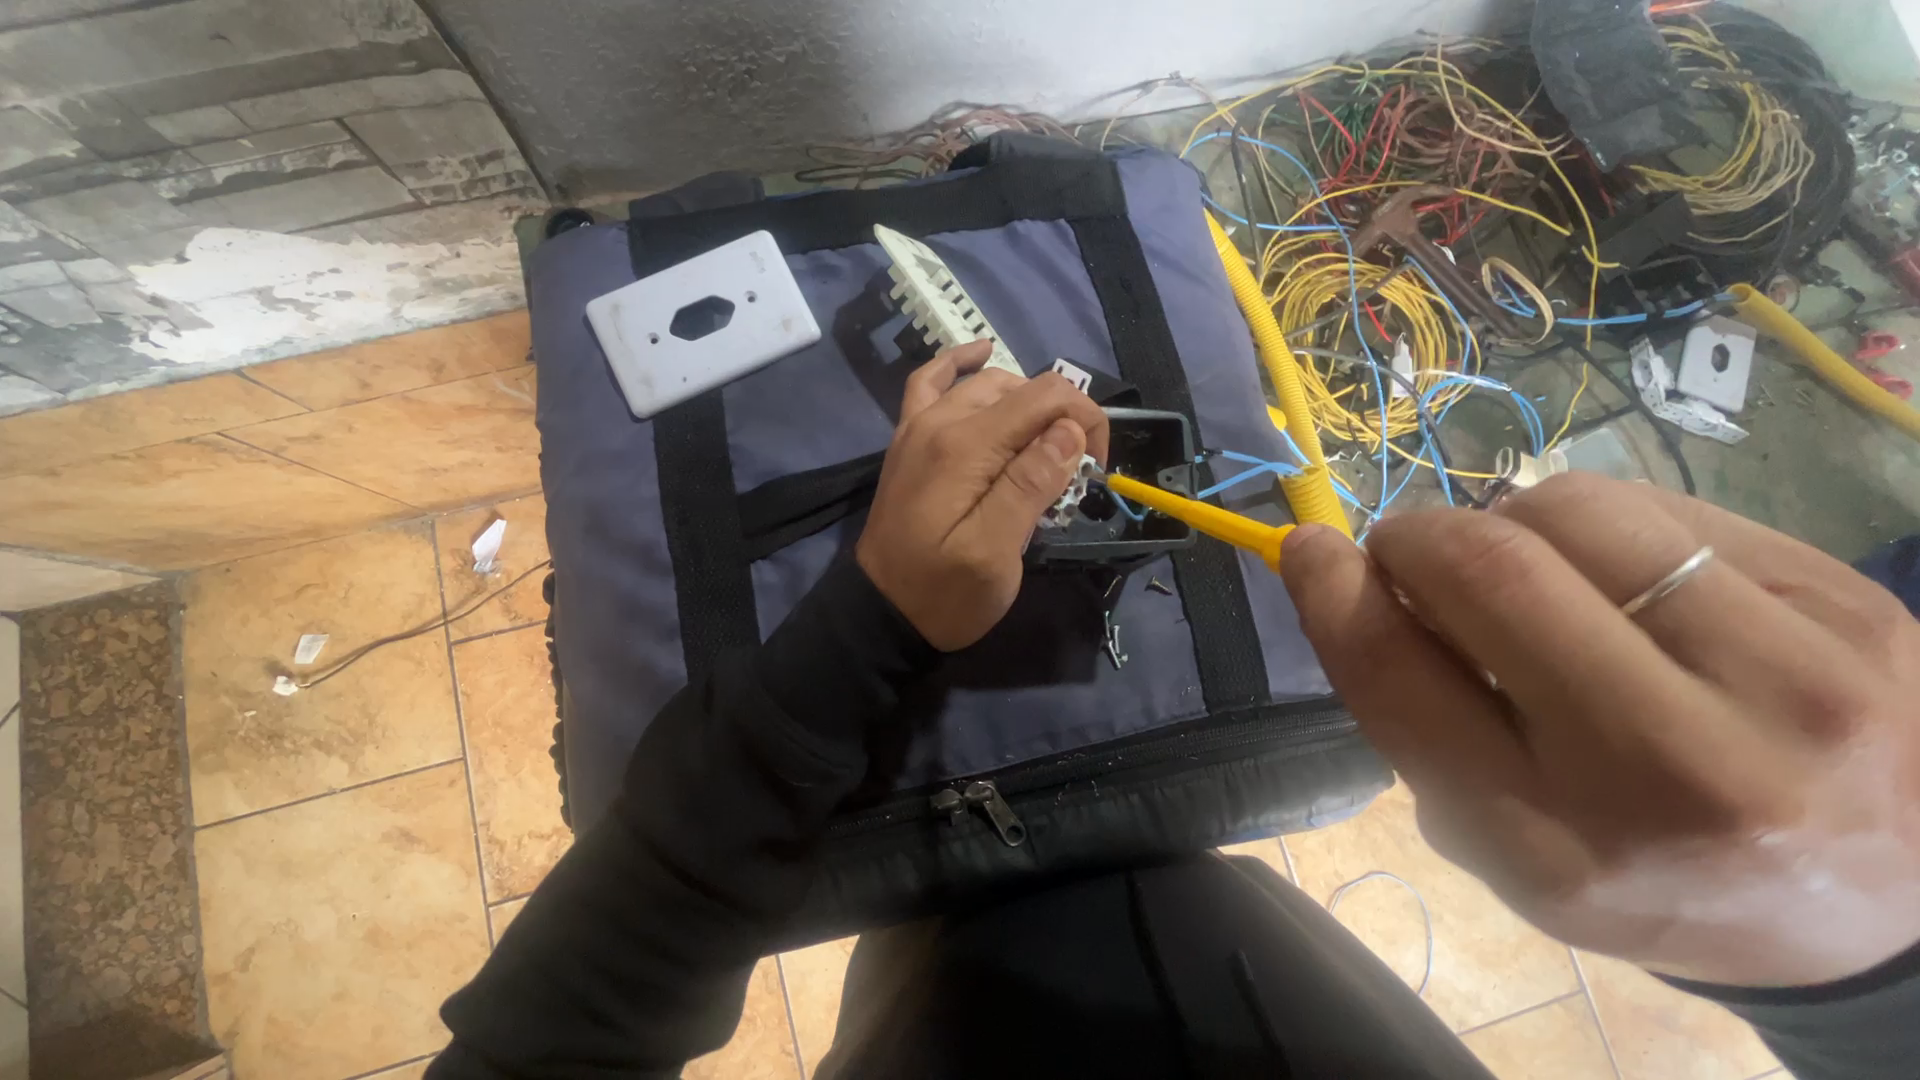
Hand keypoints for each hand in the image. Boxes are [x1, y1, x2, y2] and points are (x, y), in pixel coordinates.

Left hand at [857, 341, 1108, 651]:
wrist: (880, 614)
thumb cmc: (944, 594)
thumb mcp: (995, 554)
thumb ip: (1030, 486)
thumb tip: (1069, 431)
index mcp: (965, 446)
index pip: (1045, 397)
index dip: (1085, 422)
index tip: (1096, 470)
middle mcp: (939, 421)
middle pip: (1020, 387)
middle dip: (1061, 417)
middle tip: (1075, 472)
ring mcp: (918, 426)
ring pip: (987, 384)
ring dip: (1027, 404)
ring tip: (1045, 450)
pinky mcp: (909, 440)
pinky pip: (931, 382)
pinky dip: (960, 364)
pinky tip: (982, 354)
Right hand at [1282, 473, 1919, 987]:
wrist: (1881, 906)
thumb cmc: (1638, 874)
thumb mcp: (1496, 838)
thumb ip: (1411, 715)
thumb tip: (1349, 578)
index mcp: (1552, 844)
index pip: (1398, 675)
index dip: (1330, 591)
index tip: (1306, 549)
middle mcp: (1672, 765)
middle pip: (1484, 571)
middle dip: (1411, 538)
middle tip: (1403, 553)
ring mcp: (1789, 679)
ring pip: (1569, 510)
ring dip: (1500, 520)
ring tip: (1517, 567)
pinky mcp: (1858, 607)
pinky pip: (1658, 504)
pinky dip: (1587, 520)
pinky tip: (1606, 572)